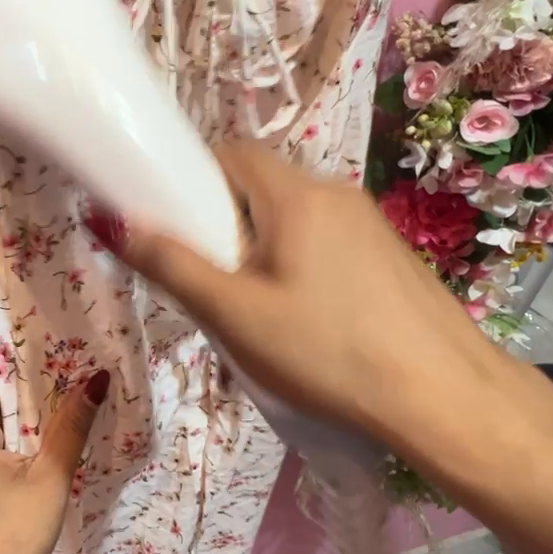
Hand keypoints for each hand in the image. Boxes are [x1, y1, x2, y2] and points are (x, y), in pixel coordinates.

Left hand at [0, 367, 109, 553]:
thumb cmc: (15, 534)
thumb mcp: (50, 478)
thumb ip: (71, 426)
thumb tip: (95, 378)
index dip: (23, 361)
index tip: (59, 348)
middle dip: (31, 385)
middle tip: (73, 370)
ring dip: (27, 411)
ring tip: (67, 397)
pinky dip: (17, 433)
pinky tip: (46, 434)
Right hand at [90, 141, 529, 464]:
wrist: (445, 399)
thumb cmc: (327, 352)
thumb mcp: (233, 313)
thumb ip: (168, 263)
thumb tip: (107, 219)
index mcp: (296, 195)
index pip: (229, 154)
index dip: (189, 179)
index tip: (169, 225)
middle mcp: (335, 194)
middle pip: (257, 185)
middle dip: (218, 220)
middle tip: (203, 278)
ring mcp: (368, 225)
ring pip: (287, 217)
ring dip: (253, 246)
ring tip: (244, 307)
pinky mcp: (387, 257)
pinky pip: (319, 241)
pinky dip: (289, 263)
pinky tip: (295, 318)